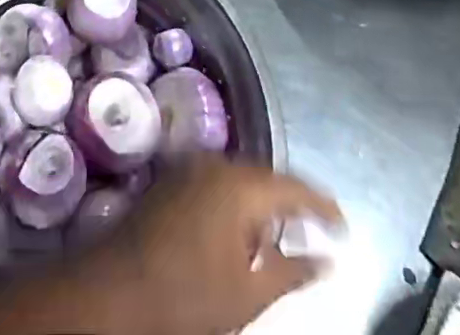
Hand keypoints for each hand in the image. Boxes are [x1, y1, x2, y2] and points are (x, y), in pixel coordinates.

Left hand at [74, 157, 343, 334]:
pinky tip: (240, 229)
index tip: (344, 226)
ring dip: (261, 201)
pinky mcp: (170, 179)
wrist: (115, 290)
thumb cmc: (187, 295)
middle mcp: (214, 164)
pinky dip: (235, 200)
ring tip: (280, 234)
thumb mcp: (249, 293)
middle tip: (316, 229)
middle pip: (264, 176)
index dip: (323, 207)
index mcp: (239, 185)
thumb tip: (326, 260)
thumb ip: (291, 271)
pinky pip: (215, 180)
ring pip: (238, 177)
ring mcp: (188, 168)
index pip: (294, 187)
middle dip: (290, 202)